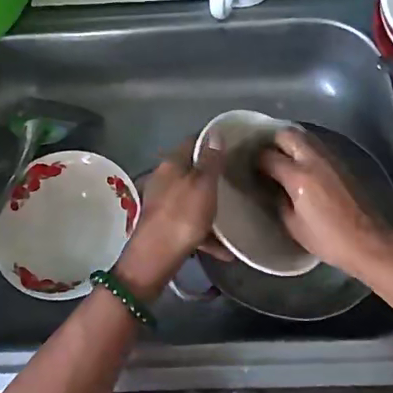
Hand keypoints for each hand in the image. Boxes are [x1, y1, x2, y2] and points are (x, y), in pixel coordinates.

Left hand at [116, 139, 228, 295]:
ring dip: (211, 205)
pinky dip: (206, 233)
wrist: (155, 259)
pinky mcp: (165, 227)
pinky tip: (225, 247)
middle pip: (192, 171)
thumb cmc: (182, 217)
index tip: (235, 145)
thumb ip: (210, 161)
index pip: (193, 142)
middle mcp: (163, 181)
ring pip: (192, 199)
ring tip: (234, 212)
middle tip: (237, 177)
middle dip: (213, 174)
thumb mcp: (203, 185)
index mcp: (171, 165)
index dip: (213, 141)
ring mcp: (162, 205)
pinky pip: (191, 225)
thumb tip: (215, 133)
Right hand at [257, 128, 392, 272]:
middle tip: (266, 157)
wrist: (367, 240)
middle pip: (287, 133)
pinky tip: (302, 166)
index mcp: (298, 177)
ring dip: (291, 142)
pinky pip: (317, 146)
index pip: (268, 156)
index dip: (256, 161)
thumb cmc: (327, 238)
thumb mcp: (293, 225)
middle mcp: (314, 160)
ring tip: (282, 159)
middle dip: (273, 141)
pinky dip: (305, 149)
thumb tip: (271, 188)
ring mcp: (330, 159)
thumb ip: (278, 201)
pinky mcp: (342, 163)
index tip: (251, 169)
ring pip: (305, 136)